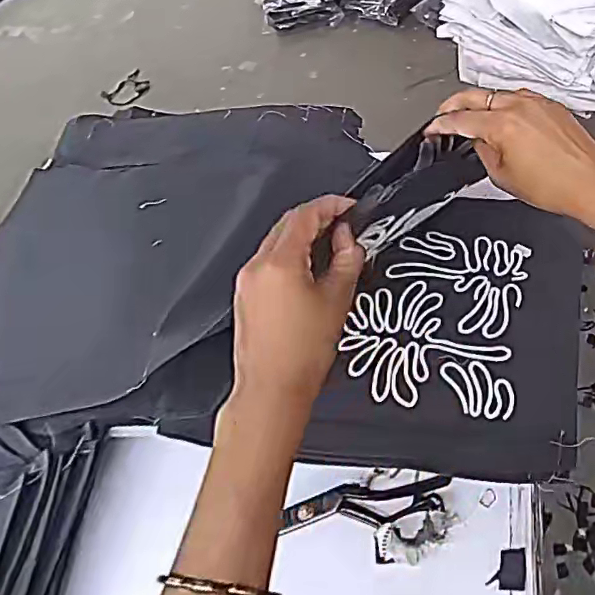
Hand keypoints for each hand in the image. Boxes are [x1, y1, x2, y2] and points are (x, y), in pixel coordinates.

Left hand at [228, 195, 363, 422]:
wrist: (272, 388)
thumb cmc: (302, 352)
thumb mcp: (337, 300)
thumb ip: (347, 260)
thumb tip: (349, 240)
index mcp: (279, 263)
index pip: (305, 215)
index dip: (331, 205)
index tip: (349, 207)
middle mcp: (256, 266)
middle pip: (288, 223)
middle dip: (318, 217)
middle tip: (344, 224)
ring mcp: (247, 280)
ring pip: (277, 241)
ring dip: (304, 235)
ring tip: (332, 247)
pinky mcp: (245, 294)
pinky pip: (269, 261)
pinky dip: (291, 254)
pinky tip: (311, 268)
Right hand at [425, 88, 594, 230]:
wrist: (592, 184)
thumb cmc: (557, 186)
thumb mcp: (504, 177)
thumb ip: (484, 152)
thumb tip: (479, 142)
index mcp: (503, 124)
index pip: (460, 118)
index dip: (441, 125)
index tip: (433, 129)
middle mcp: (520, 106)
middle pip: (475, 96)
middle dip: (454, 105)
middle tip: (444, 116)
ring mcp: (538, 103)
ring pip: (498, 94)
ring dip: (481, 103)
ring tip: (473, 118)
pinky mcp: (552, 106)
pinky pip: (520, 98)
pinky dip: (505, 105)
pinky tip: (504, 118)